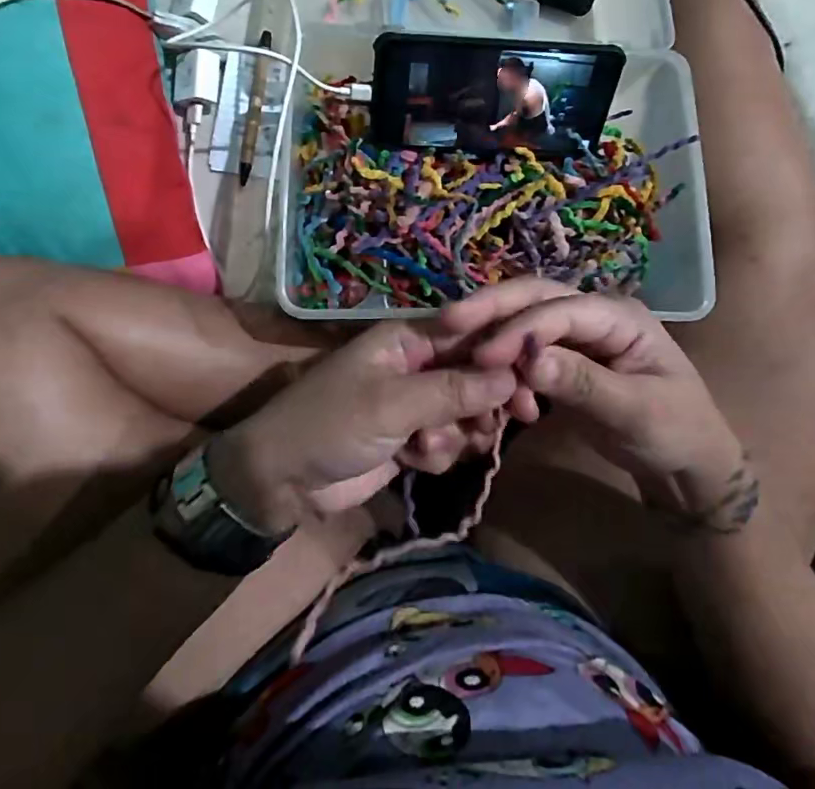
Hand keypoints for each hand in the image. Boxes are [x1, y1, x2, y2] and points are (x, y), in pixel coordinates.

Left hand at [207, 321, 516, 532]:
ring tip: (429, 446)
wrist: (283, 479)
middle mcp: (416, 365)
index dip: (503, 354)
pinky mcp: (410, 438)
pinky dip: (438, 452)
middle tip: (508, 421)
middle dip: (487, 401)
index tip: (532, 379)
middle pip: (475, 375)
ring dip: (457, 432)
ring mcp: (414, 404)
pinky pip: (447, 441)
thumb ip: (452, 391)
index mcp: (407, 340)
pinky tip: (415, 460)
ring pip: (466, 412)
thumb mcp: (392, 404)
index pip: (469, 334)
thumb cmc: (331, 424)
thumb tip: (511, 377)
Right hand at [441, 279, 757, 532]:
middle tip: (447, 323)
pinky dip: (505, 370)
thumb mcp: (636, 411)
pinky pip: (522, 354)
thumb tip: (527, 360)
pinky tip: (504, 400)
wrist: (687, 464)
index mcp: (619, 316)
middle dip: (491, 309)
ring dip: (493, 340)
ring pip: (521, 322)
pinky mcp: (561, 360)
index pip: (561, 309)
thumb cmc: (677, 431)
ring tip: (468, 367)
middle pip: (533, 298)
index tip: (484, 357)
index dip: (520, 328)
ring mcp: (575, 336)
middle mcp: (593, 315)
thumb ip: (583, 383)